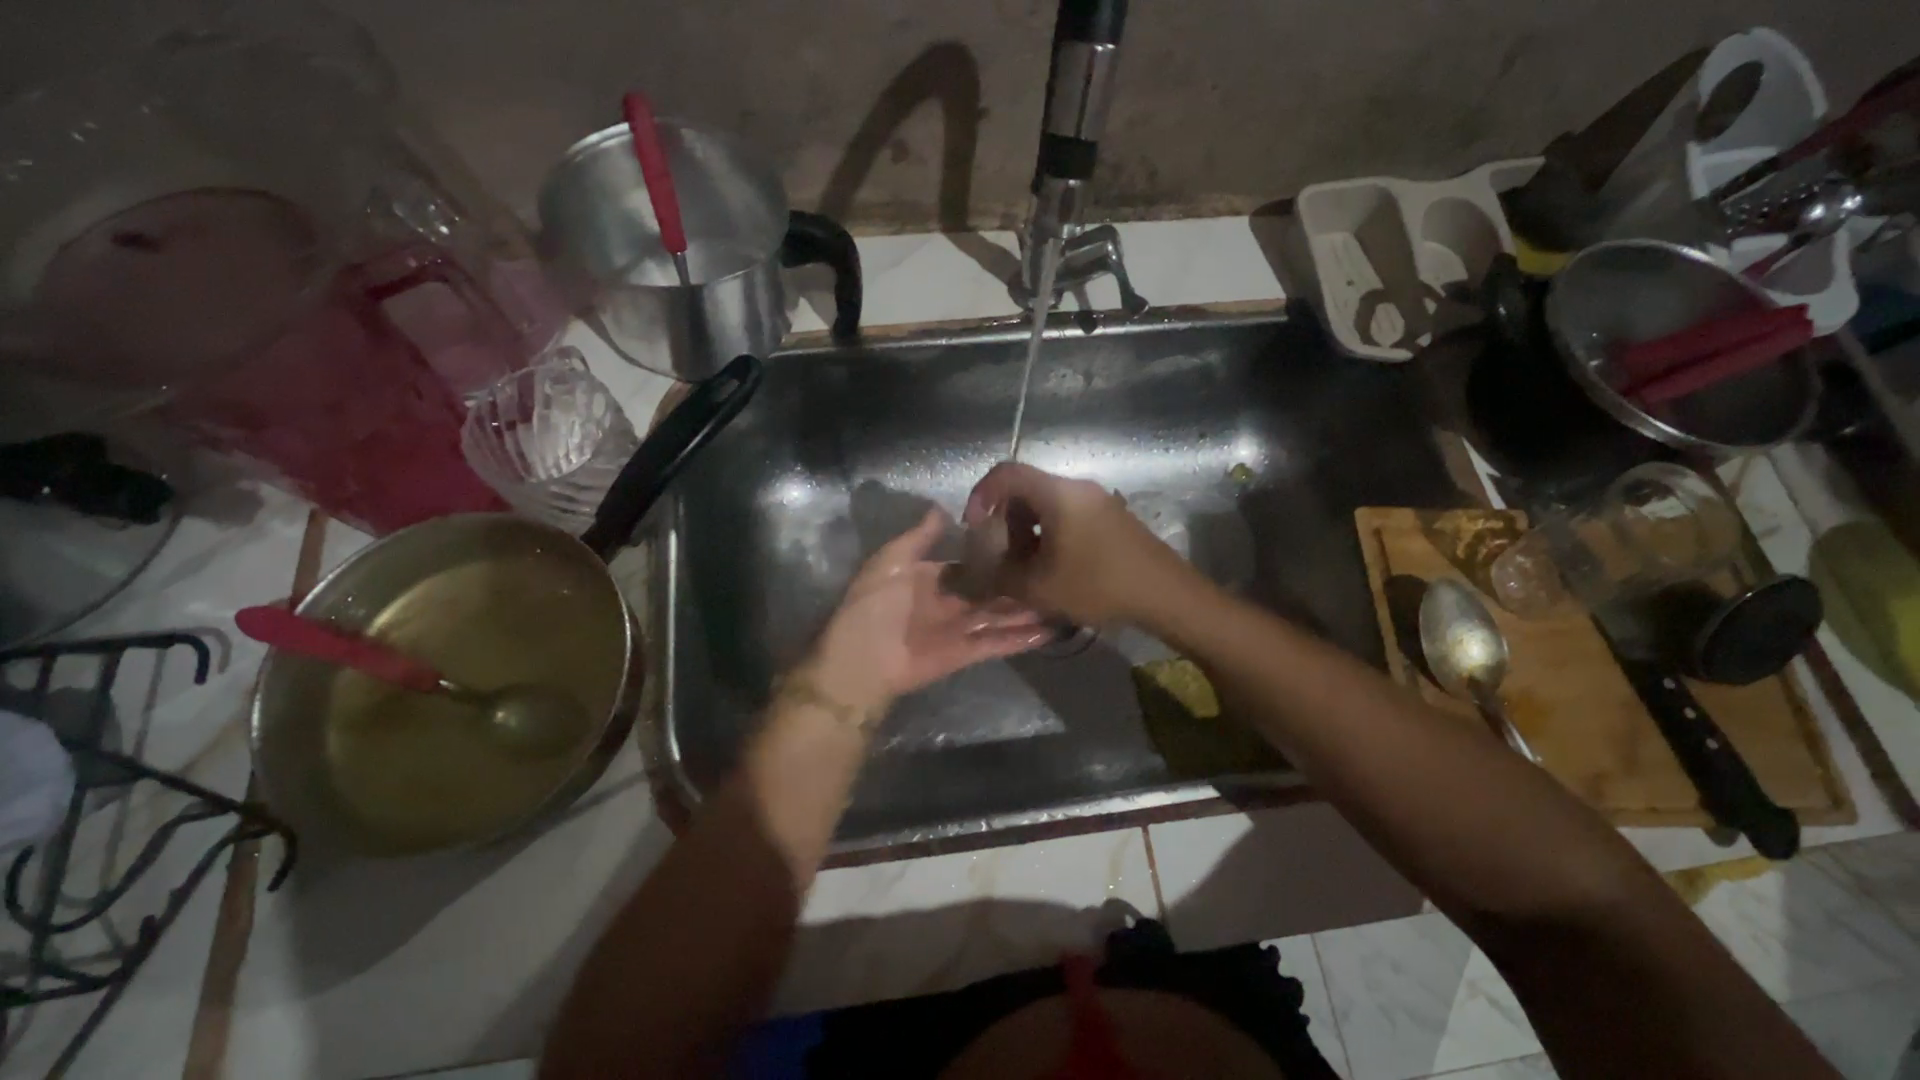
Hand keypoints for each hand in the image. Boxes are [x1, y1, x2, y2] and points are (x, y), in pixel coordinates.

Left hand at [803, 508, 1050, 714]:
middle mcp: (950, 601)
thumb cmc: (869, 607)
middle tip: (1058, 572)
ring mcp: (959, 628)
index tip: (1029, 542)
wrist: (857, 662)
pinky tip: (1048, 632)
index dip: (997, 555)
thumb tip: (941, 509)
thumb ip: (918, 538)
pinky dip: (1020, 639)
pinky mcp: (965, 654)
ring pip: (1000, 617)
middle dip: (1020, 584)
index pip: (971, 563)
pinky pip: (996, 643)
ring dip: (1028, 611)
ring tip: (1062, 602)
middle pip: (992, 591)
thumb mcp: (889, 562)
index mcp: (932, 577)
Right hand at [963, 462, 1196, 625]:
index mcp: (1058, 493)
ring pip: (1048, 506)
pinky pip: (1070, 517)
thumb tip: (975, 573)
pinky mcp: (1114, 519)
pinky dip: (1051, 537)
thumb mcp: (1039, 588)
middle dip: (1005, 522)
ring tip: (1028, 570)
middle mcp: (1078, 488)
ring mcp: (1100, 502)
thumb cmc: (1099, 585)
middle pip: (1027, 490)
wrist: (1166, 594)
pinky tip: (1057, 571)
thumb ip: (999, 577)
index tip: (975, 528)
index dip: (981, 495)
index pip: (1005, 473)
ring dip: (1028, 533)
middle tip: (1002, 557)